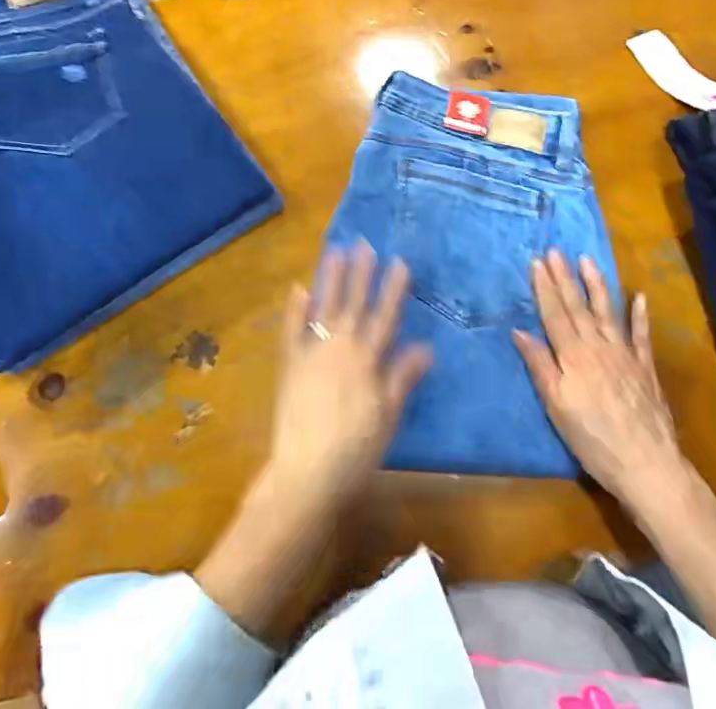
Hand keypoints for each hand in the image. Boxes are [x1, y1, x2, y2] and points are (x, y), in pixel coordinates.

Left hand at [262, 243, 431, 505]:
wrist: (307, 472)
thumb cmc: (356, 448)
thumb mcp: (389, 415)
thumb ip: (403, 377)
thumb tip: (426, 347)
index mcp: (368, 360)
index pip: (385, 317)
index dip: (393, 290)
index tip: (399, 262)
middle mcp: (341, 348)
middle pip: (353, 304)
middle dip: (360, 274)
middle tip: (363, 244)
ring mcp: (311, 353)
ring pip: (323, 308)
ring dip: (329, 279)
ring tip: (334, 251)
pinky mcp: (289, 365)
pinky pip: (292, 331)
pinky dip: (295, 309)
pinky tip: (298, 288)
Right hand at [514, 250, 692, 505]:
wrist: (647, 463)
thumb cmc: (592, 439)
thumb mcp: (556, 406)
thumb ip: (540, 366)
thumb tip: (520, 331)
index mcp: (574, 357)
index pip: (556, 314)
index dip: (545, 288)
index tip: (537, 262)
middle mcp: (599, 347)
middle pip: (579, 307)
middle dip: (565, 278)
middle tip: (556, 251)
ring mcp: (626, 355)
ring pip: (608, 312)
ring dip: (597, 285)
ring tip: (588, 260)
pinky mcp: (646, 368)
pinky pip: (641, 335)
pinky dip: (640, 315)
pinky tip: (639, 297)